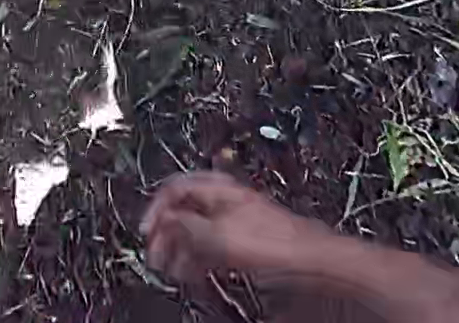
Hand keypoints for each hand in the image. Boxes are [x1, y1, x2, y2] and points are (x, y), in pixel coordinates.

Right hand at [139, 171, 340, 285]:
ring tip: (168, 266)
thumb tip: (164, 220)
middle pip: (184, 208)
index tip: (146, 230)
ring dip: (179, 246)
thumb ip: (188, 226)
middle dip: (166, 229)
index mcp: (217, 188)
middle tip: (154, 252)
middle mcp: (223, 199)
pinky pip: (209, 244)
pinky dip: (196, 256)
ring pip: (196, 228)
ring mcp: (233, 219)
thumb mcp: (221, 235)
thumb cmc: (273, 242)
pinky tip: (191, 272)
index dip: (157, 208)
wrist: (312, 260)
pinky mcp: (242, 240)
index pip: (175, 187)